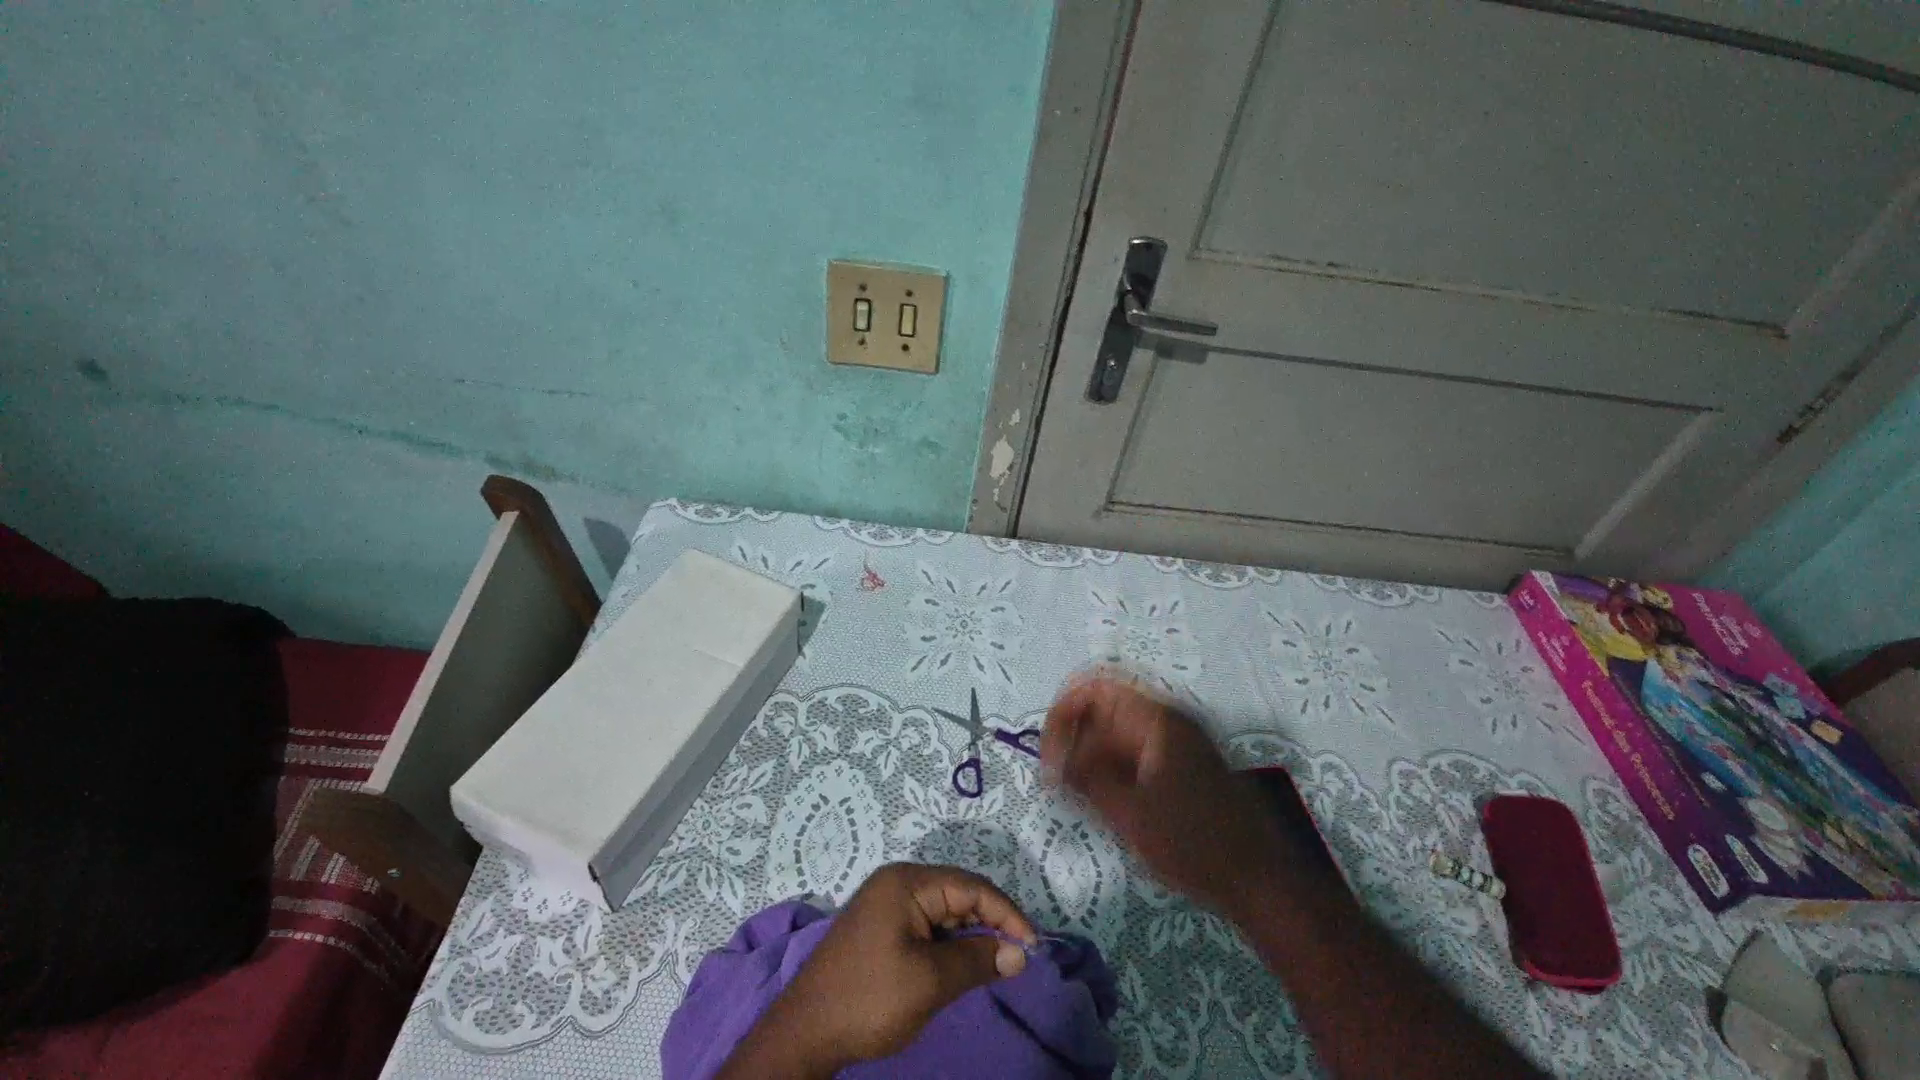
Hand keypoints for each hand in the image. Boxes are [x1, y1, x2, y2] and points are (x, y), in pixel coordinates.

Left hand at [725, 863, 1035, 1076]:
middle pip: (959, 893)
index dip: (1007, 914)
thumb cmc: (870, 999)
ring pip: (945, 911)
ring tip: (996, 963)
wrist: (805, 1033)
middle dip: (991, 923)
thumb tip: (1020, 953)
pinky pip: (927, 925)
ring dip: (972, 935)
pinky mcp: (881, 928)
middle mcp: (896, 883)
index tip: (1033, 947)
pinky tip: (963, 965)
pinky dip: (950, 943)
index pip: (972, 886)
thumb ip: (978, 960)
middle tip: (1018, 958)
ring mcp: (885, 905)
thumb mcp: (930, 981)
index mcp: (906, 883)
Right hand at [1042, 674, 1293, 914]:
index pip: (1094, 688)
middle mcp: (1170, 721)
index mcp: (1157, 720)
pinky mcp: (1187, 768)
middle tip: (1060, 786)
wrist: (1262, 881)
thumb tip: (1056, 756)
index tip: (1050, 760)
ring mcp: (1181, 744)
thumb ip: (1087, 776)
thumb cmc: (1194, 845)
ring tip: (1080, 802)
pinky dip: (1115, 771)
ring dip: (1093, 759)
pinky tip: (1108, 807)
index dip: (1063, 715)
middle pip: (1105, 709)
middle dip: (1076, 741)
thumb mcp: (1130, 813)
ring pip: (1120, 734)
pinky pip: (1138, 753)